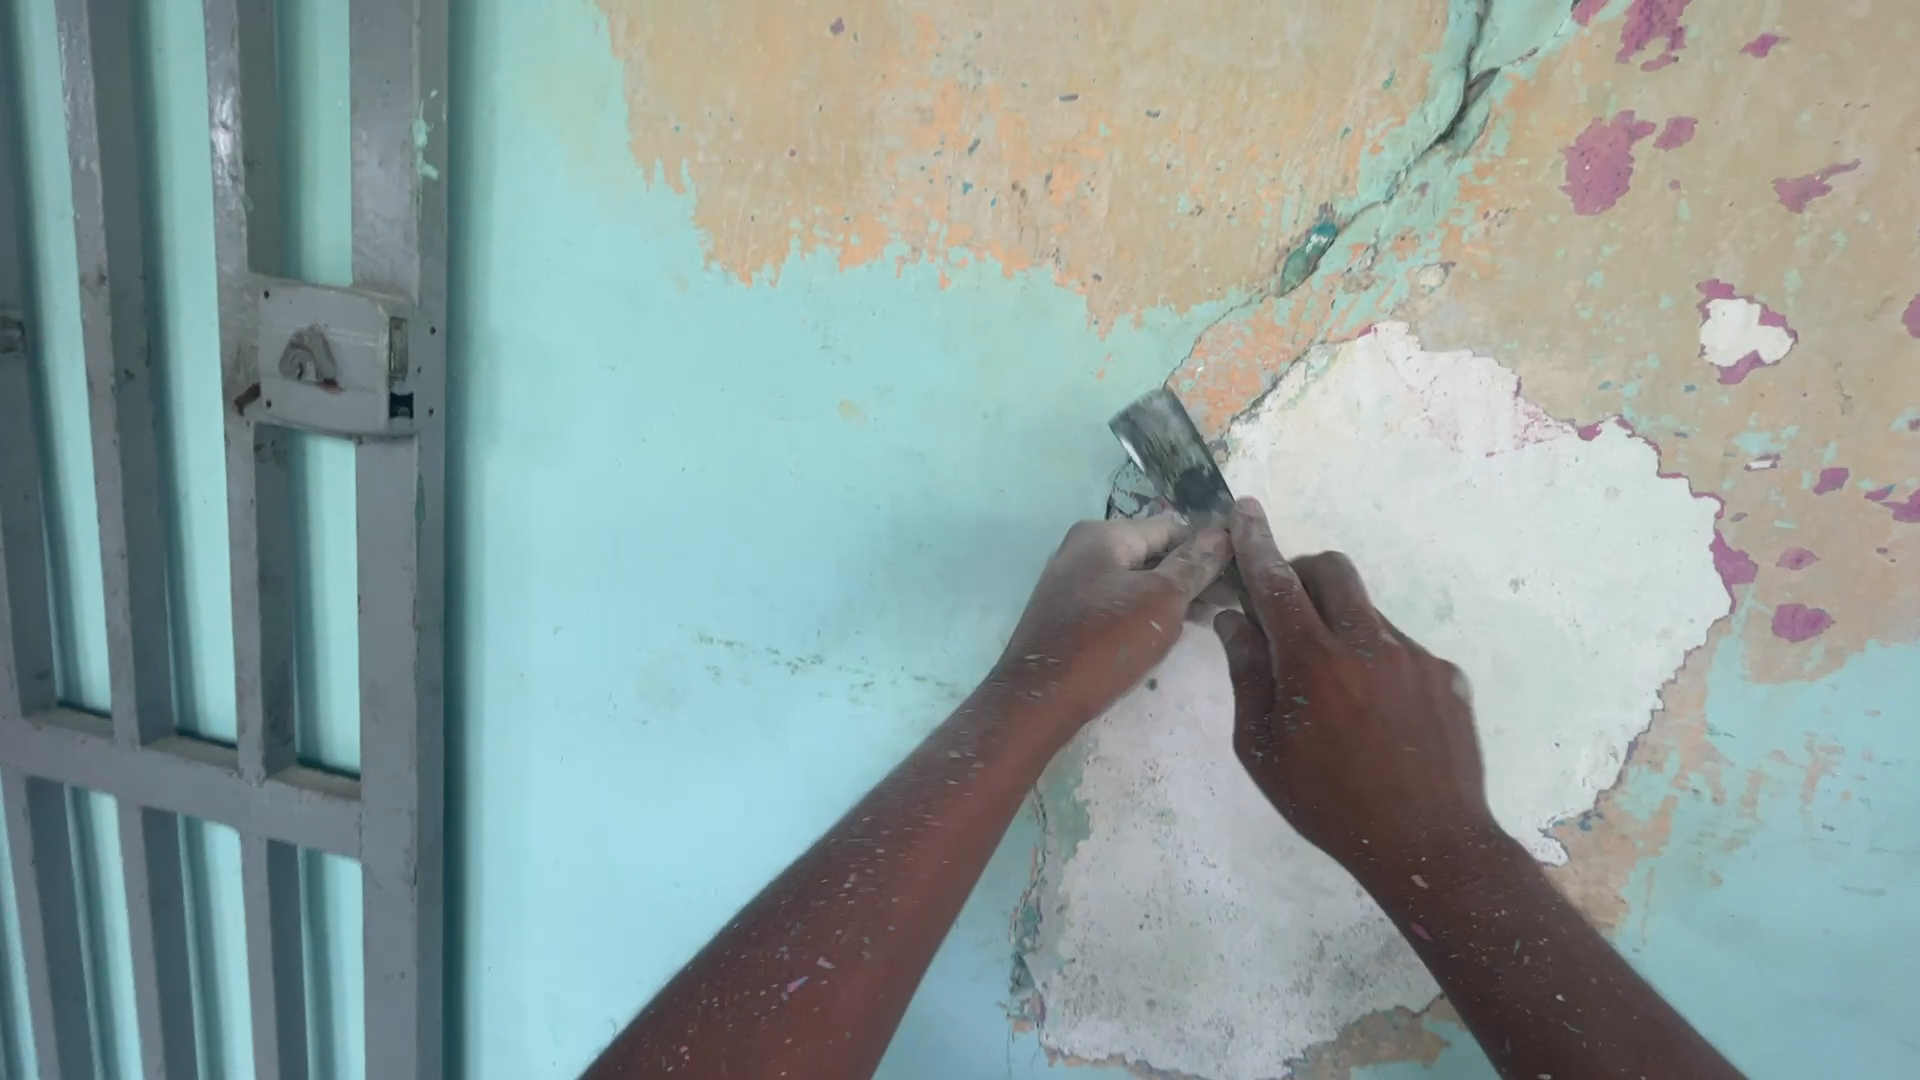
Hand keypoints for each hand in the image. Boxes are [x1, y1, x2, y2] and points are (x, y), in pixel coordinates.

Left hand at [997, 516, 1230, 731]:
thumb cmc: (1105, 641)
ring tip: (1212, 618)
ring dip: (1172, 595)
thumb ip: (1193, 565)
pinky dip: (1146, 611)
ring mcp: (1071, 583)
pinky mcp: (1069, 614)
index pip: (1170, 527)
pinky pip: (1117, 602)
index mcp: (1101, 535)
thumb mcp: (1161, 599)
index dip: (1209, 544)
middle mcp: (1081, 550)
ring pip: (1135, 580)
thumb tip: (1223, 533)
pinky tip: (1172, 630)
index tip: (1244, 570)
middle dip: (1192, 573)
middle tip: (1234, 601)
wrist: (1040, 698)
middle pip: (1151, 552)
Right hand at [1212, 498, 1496, 880]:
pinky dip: (1371, 656)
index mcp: (1313, 661)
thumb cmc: (1326, 802)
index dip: (1256, 542)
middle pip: (1333, 570)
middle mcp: (1368, 644)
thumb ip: (1246, 675)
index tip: (1246, 508)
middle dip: (1301, 571)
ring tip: (1331, 683)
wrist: (1429, 848)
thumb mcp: (1260, 747)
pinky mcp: (1447, 677)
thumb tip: (1235, 622)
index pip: (1277, 583)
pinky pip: (1398, 645)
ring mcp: (1415, 657)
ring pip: (1365, 609)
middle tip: (1285, 609)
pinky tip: (1373, 710)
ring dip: (1336, 621)